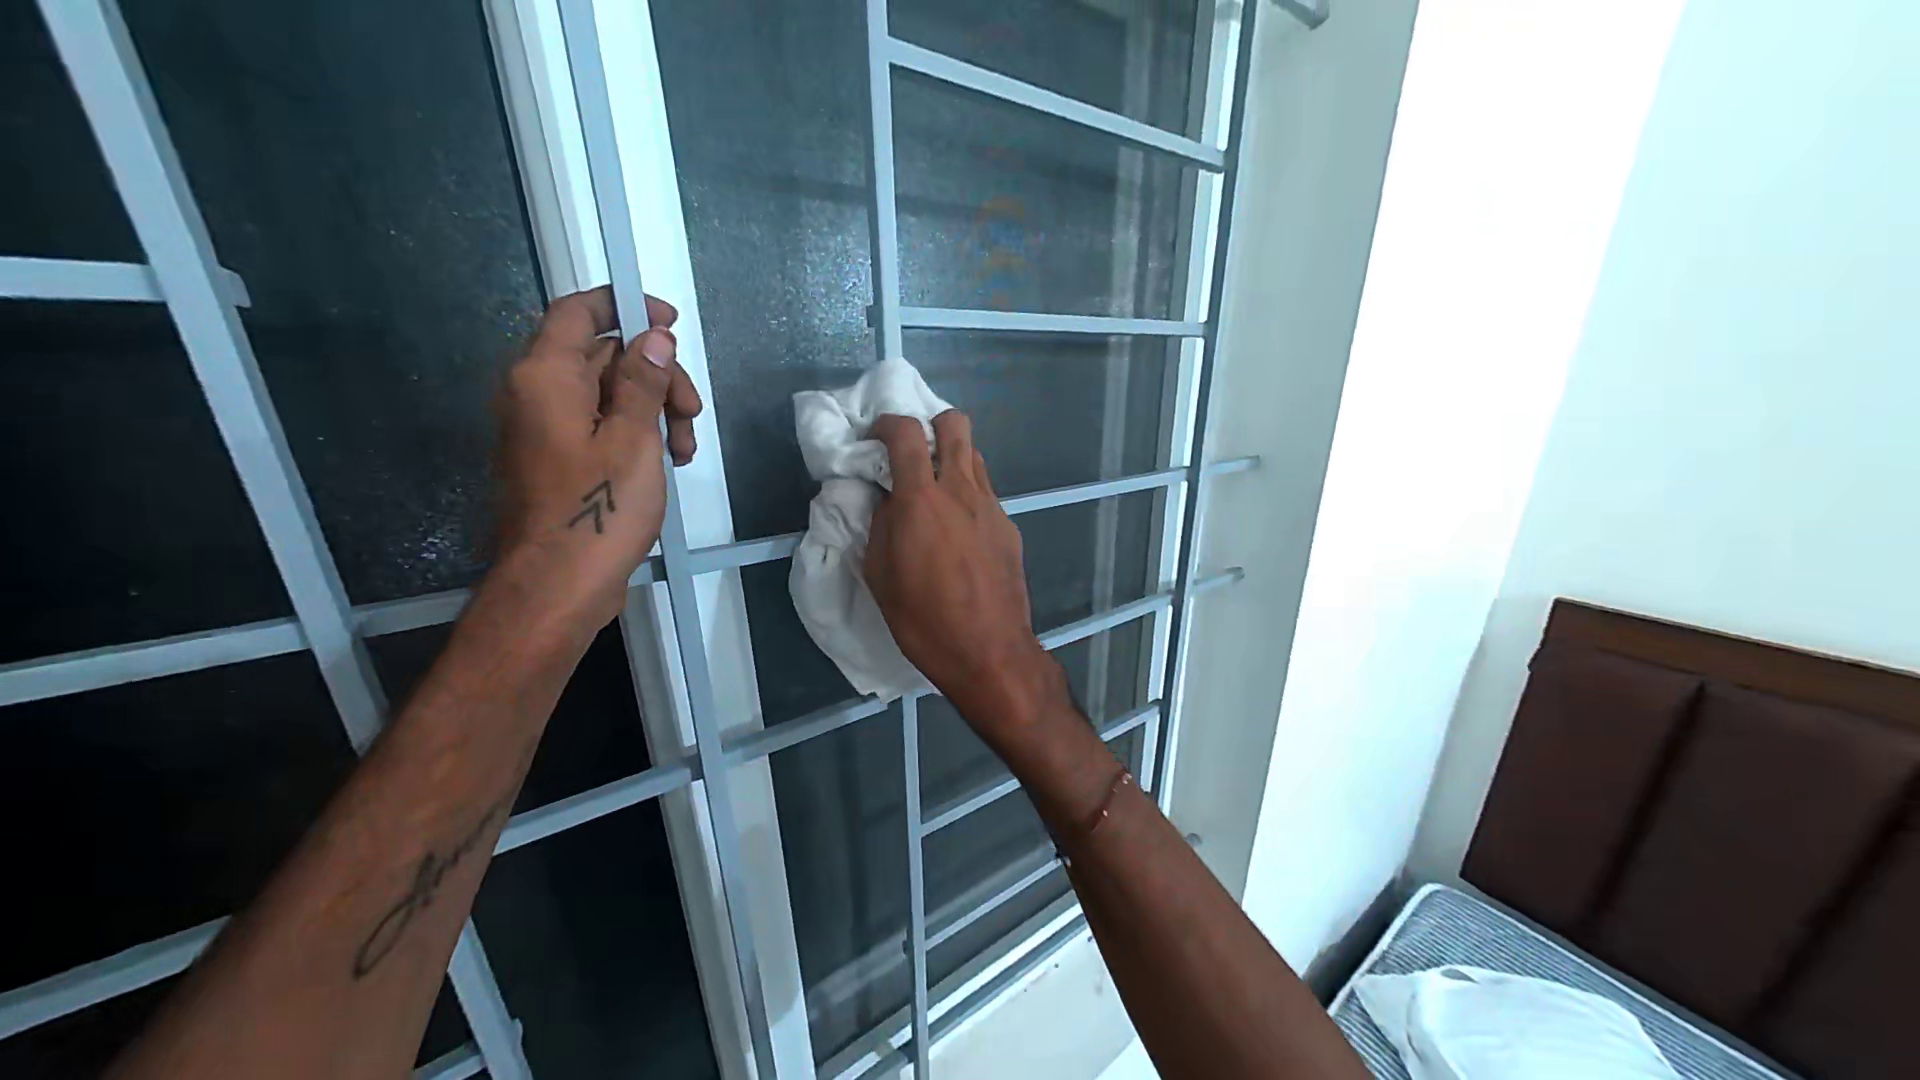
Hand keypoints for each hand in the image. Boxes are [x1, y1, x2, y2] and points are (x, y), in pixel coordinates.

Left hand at [492, 286, 702, 630]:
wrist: (558, 585)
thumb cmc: (596, 509)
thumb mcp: (632, 439)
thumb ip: (642, 381)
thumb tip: (653, 337)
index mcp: (544, 377)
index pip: (578, 312)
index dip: (624, 306)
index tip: (670, 322)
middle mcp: (535, 393)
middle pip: (601, 356)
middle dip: (655, 376)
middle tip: (691, 413)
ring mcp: (545, 429)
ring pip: (606, 394)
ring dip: (653, 410)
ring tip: (683, 450)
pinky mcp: (558, 459)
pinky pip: (600, 425)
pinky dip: (636, 433)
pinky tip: (665, 461)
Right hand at [865, 411, 1066, 742]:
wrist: (989, 652)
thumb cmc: (923, 619)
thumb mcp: (880, 574)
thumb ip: (880, 524)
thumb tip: (887, 498)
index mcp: (922, 499)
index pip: (906, 432)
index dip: (886, 424)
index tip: (874, 438)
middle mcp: (961, 491)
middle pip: (956, 424)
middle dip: (931, 424)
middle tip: (913, 453)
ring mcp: (992, 507)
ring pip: (974, 457)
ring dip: (951, 459)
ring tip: (934, 491)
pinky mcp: (1009, 528)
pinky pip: (986, 493)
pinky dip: (967, 495)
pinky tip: (958, 530)